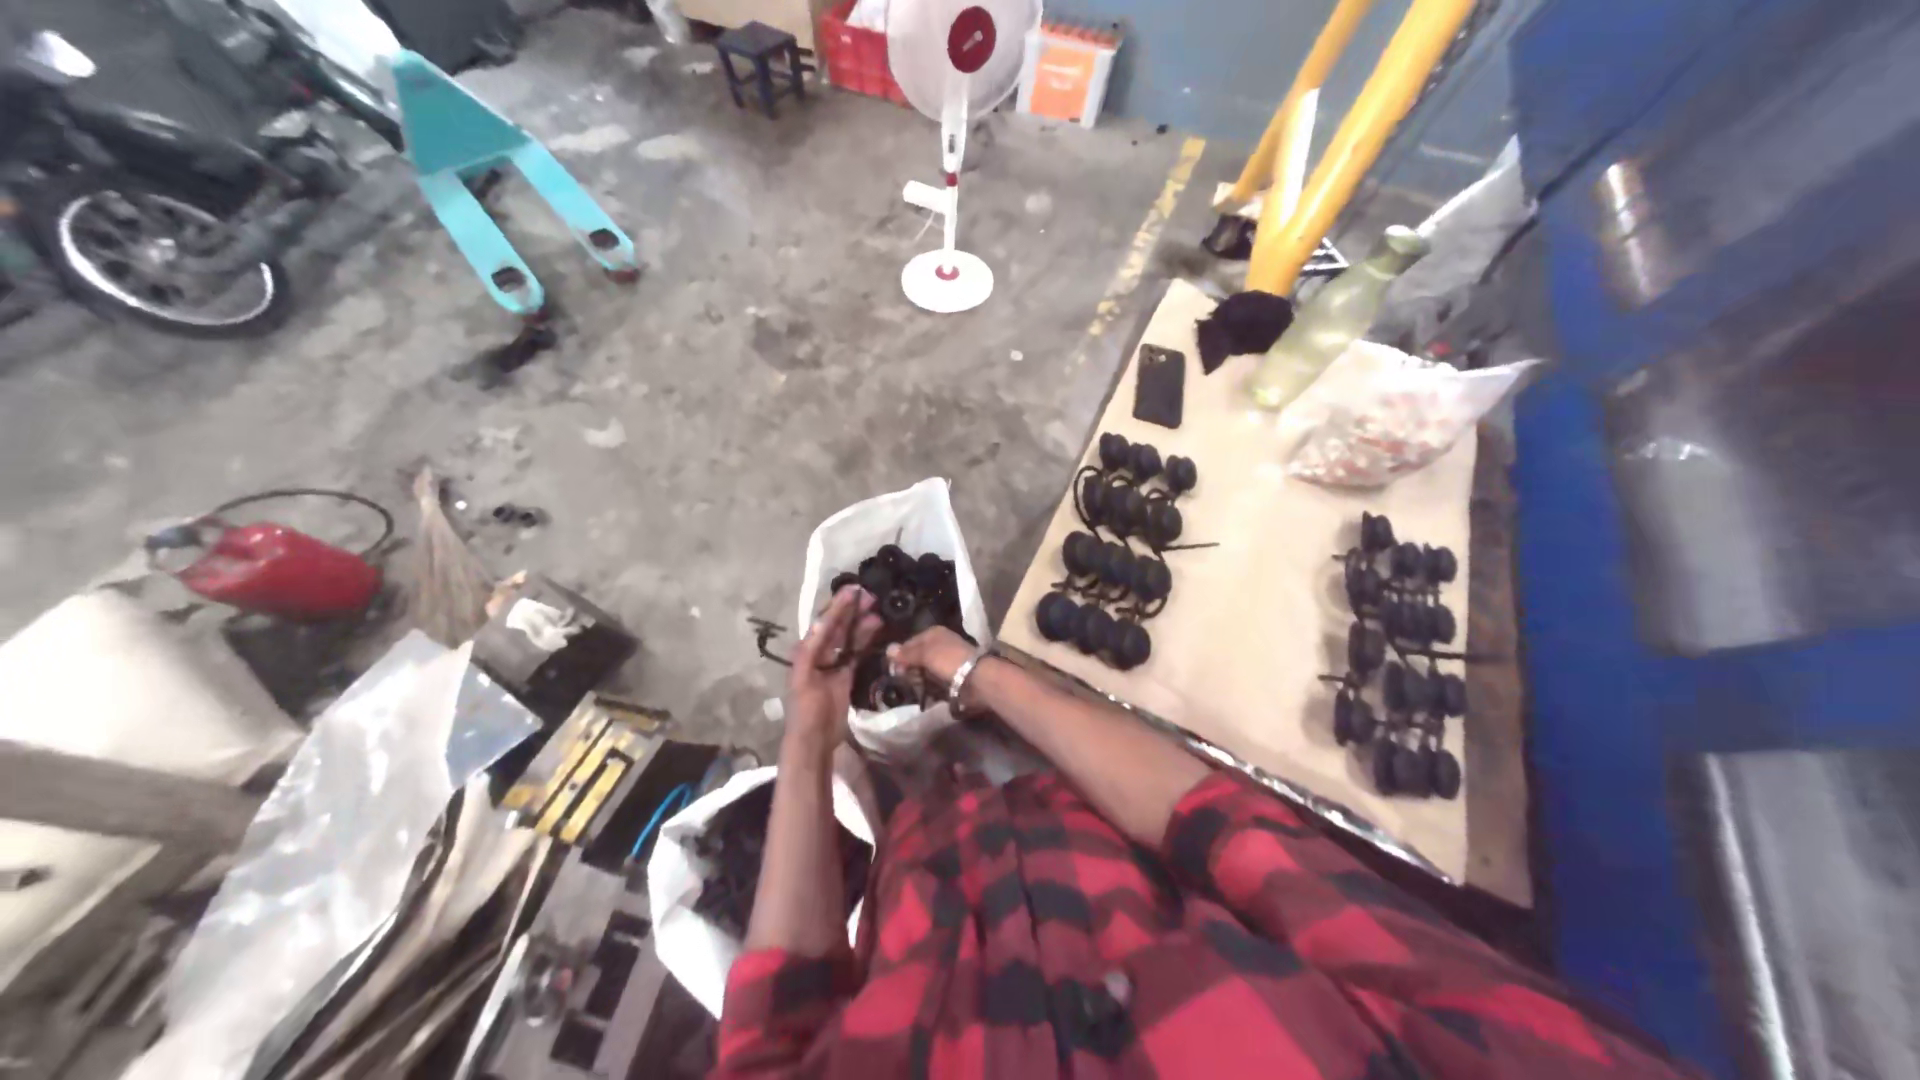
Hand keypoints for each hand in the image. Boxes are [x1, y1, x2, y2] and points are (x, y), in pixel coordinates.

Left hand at [784, 586, 881, 755]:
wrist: (814, 740)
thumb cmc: (806, 710)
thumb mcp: (804, 679)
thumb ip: (812, 650)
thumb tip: (822, 622)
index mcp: (807, 651)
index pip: (824, 622)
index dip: (838, 605)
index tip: (854, 589)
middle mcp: (820, 653)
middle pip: (838, 626)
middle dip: (852, 610)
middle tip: (871, 595)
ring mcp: (834, 664)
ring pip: (849, 637)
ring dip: (861, 623)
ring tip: (877, 610)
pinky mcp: (845, 675)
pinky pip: (856, 652)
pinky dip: (865, 640)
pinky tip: (877, 629)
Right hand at [885, 625, 974, 688]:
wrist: (975, 677)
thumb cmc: (948, 660)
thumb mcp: (925, 653)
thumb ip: (906, 653)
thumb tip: (888, 650)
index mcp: (934, 633)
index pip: (910, 642)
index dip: (901, 654)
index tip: (893, 668)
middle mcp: (940, 644)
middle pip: (917, 656)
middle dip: (909, 667)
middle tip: (902, 679)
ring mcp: (946, 660)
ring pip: (924, 669)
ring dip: (917, 678)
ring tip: (913, 687)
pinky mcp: (951, 675)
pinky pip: (933, 679)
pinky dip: (928, 685)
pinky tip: (923, 691)